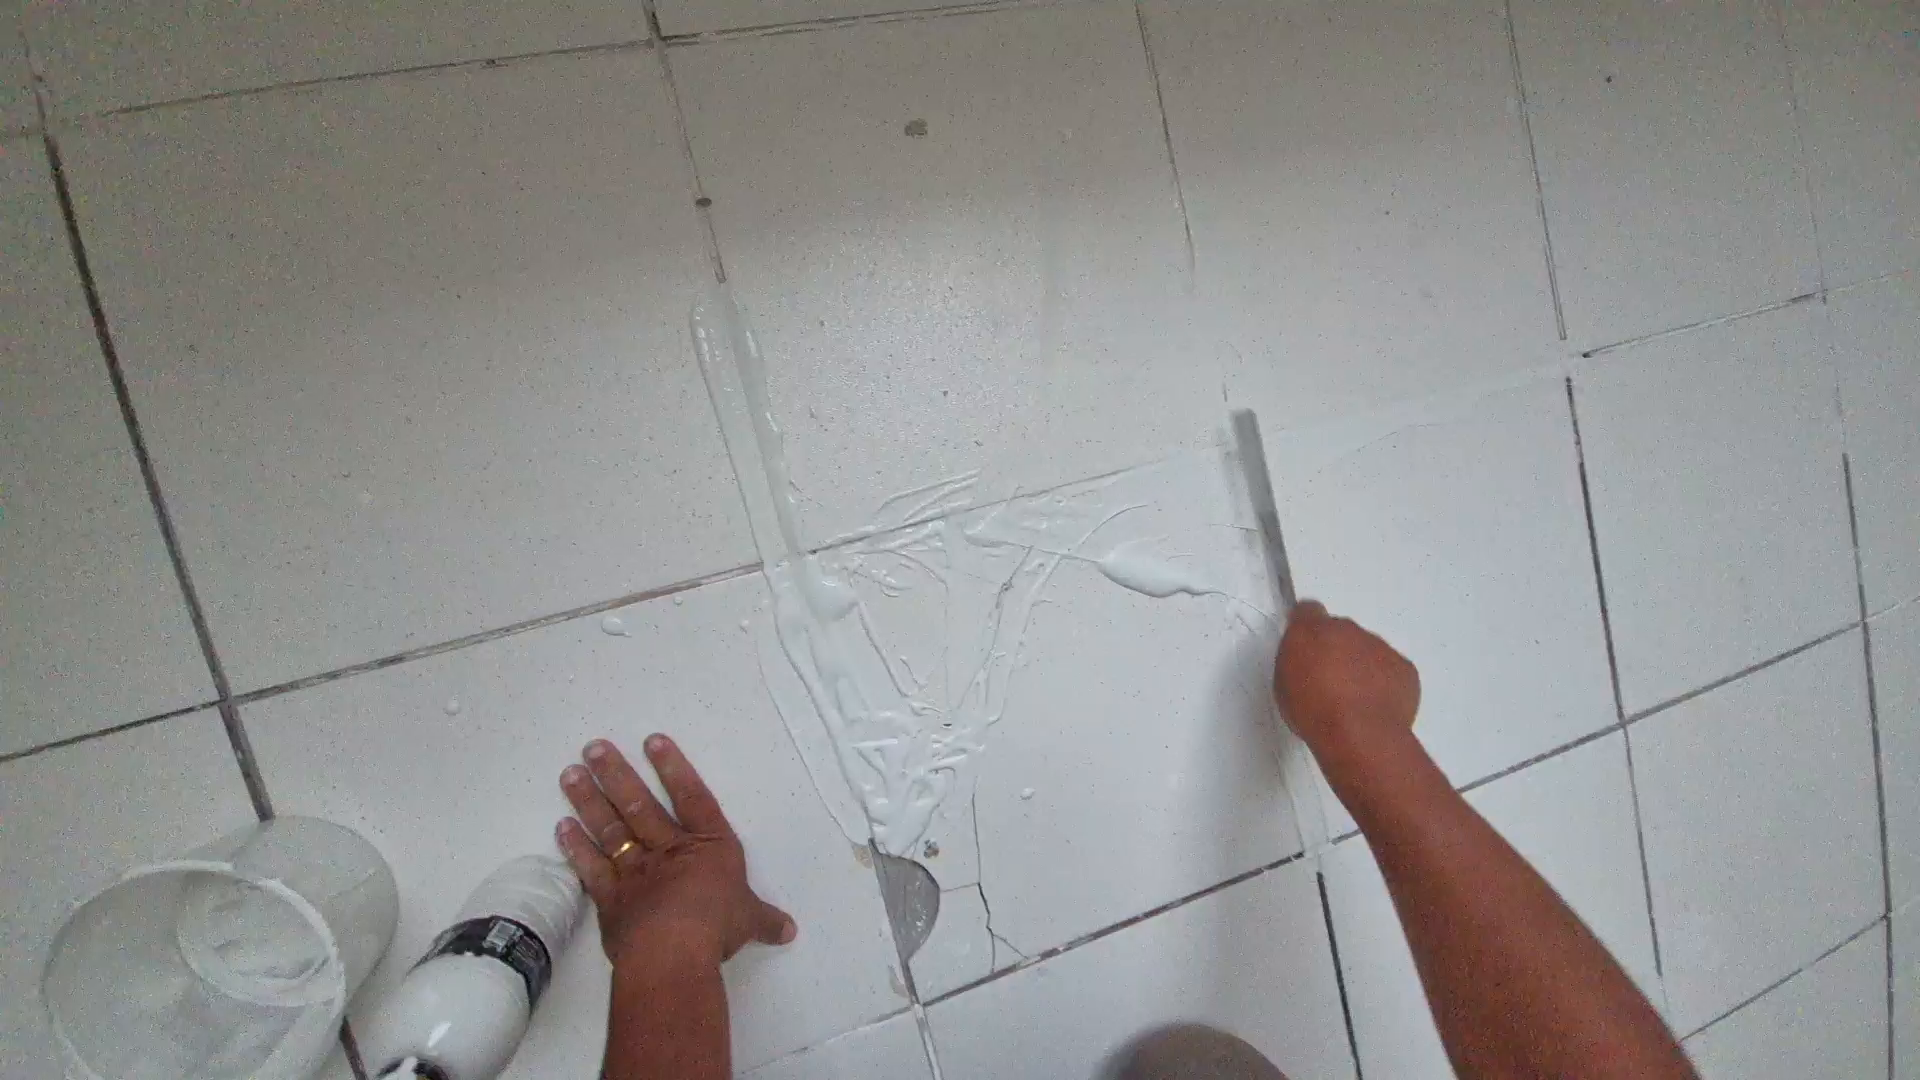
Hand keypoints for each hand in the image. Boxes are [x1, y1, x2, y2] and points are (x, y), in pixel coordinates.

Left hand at [556, 735, 796, 971]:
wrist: (673, 954)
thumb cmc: (717, 926)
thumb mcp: (750, 920)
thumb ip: (765, 919)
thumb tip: (790, 930)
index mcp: (708, 845)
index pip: (692, 797)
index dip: (674, 768)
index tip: (652, 740)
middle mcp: (670, 849)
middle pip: (640, 805)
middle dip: (616, 774)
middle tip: (593, 747)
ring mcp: (637, 871)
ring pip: (611, 829)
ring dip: (589, 801)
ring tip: (570, 774)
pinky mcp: (611, 898)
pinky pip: (592, 868)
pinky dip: (577, 848)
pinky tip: (563, 826)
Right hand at [1274, 600, 1420, 776]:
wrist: (1358, 734)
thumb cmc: (1311, 710)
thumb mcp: (1283, 683)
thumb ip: (1295, 659)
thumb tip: (1305, 659)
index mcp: (1310, 630)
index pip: (1307, 610)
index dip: (1305, 625)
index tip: (1304, 645)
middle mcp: (1347, 629)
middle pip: (1340, 630)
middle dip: (1335, 648)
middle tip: (1327, 679)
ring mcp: (1380, 647)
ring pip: (1368, 649)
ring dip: (1360, 665)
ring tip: (1353, 698)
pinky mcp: (1405, 668)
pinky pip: (1391, 669)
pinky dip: (1384, 681)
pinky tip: (1374, 705)